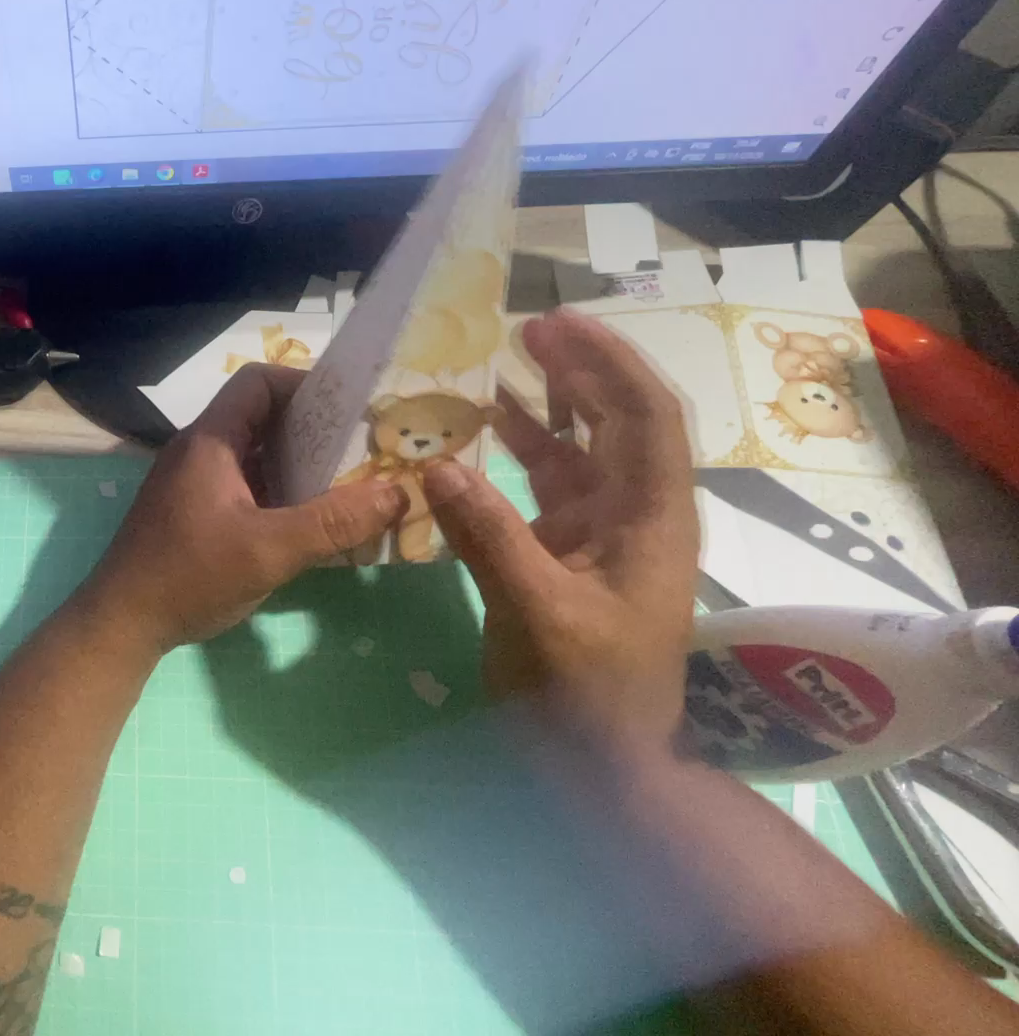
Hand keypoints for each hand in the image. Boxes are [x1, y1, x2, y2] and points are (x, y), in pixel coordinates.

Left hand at [79, 364, 406, 653]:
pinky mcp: (192, 513)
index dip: (305, 384)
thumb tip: (398, 492)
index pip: (257, 382)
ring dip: (297, 465)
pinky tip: (308, 522)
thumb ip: (333, 522)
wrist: (121, 622)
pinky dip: (277, 494)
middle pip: (260, 417)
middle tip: (363, 450)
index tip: (351, 411)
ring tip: (348, 485)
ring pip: (253, 456)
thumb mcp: (268, 550)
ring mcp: (192, 484)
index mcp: (209, 441)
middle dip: (313, 429)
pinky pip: (243, 487)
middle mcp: (198, 452)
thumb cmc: (188, 576)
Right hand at [422, 311, 698, 756]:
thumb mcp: (536, 612)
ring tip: (502, 364)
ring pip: (578, 451)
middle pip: (616, 422)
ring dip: (546, 407)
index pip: (644, 418)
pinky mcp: (563, 554)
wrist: (599, 762)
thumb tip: (437, 464)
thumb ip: (490, 536)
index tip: (554, 325)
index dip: (606, 364)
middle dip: (579, 370)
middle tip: (524, 328)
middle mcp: (632, 514)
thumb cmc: (583, 693)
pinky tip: (484, 435)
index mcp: (650, 519)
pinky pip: (542, 488)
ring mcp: (597, 534)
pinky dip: (516, 455)